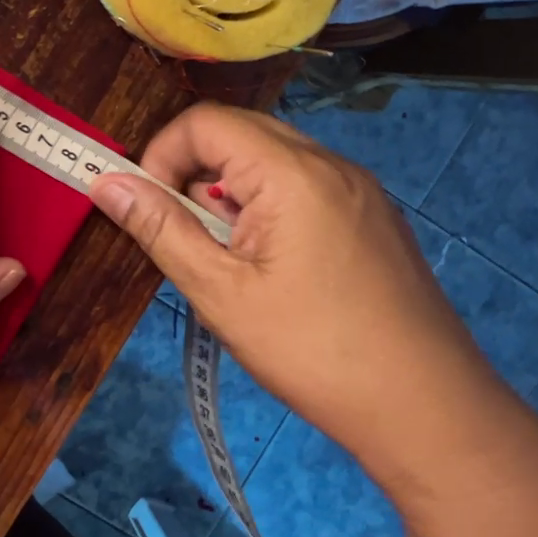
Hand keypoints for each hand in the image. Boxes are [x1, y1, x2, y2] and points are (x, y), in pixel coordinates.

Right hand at [87, 102, 500, 462]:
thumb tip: (104, 182)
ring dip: (228, 188)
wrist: (432, 414)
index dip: (160, 155)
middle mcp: (330, 164)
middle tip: (186, 232)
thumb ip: (159, 227)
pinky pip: (301, 182)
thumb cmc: (313, 351)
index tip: (152, 210)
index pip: (204, 122)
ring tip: (228, 255)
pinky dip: (265, 202)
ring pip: (269, 157)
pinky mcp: (372, 216)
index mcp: (292, 173)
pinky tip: (271, 263)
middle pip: (237, 131)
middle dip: (192, 170)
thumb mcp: (220, 292)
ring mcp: (359, 189)